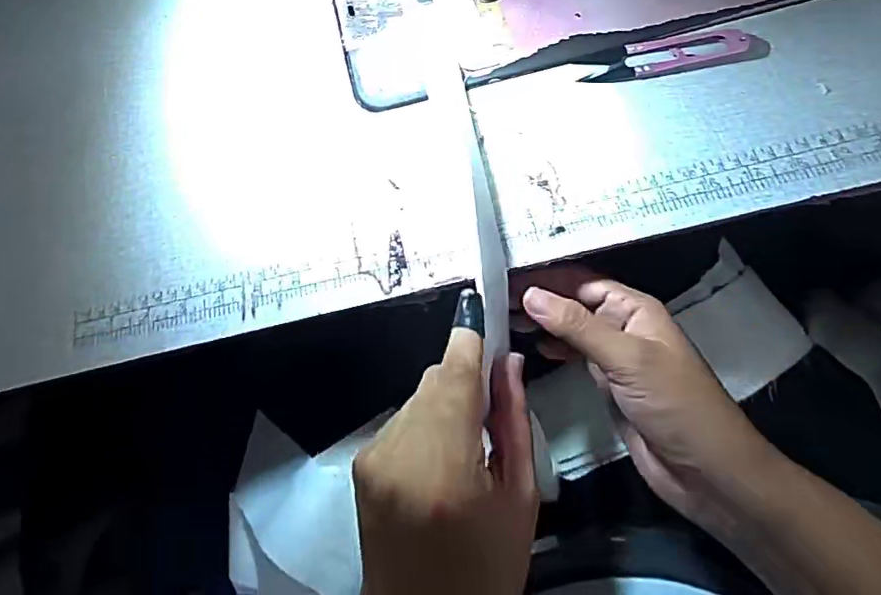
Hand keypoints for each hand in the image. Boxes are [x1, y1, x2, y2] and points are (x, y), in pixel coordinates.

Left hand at [354, 291, 537, 594]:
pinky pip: (400, 420)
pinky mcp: (361, 460)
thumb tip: (507, 364)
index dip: (469, 338)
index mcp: (444, 462)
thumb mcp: (519, 502)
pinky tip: (438, 464)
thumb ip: (513, 424)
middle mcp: (400, 449)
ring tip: (464, 452)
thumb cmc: (485, 570)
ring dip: (442, 407)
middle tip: (489, 412)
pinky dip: (422, 427)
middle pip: (434, 380)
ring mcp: (374, 453)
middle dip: (463, 383)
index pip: (454, 373)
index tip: (480, 311)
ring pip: (417, 397)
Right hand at [517, 273, 780, 527]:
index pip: (580, 281)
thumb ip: (576, 326)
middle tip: (496, 298)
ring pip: (571, 327)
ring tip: (506, 318)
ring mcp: (615, 355)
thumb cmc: (677, 406)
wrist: (711, 477)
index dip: (545, 277)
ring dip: (543, 321)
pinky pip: (574, 354)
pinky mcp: (608, 383)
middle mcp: (623, 325)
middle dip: (539, 298)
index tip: (505, 277)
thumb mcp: (627, 359)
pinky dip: (553, 347)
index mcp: (635, 308)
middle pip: (573, 301)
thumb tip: (529, 294)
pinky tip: (533, 346)